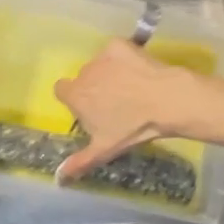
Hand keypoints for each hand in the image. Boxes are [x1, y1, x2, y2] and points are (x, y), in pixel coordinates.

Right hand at [52, 39, 198, 182]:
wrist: (165, 100)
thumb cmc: (133, 127)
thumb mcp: (105, 149)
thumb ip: (79, 162)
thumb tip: (58, 179)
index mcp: (75, 96)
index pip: (61, 90)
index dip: (74, 98)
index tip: (90, 108)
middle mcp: (84, 72)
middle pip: (83, 78)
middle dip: (95, 87)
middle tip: (116, 102)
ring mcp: (101, 56)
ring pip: (99, 64)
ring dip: (108, 72)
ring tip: (131, 86)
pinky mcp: (119, 44)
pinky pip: (115, 50)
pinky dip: (123, 57)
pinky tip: (137, 70)